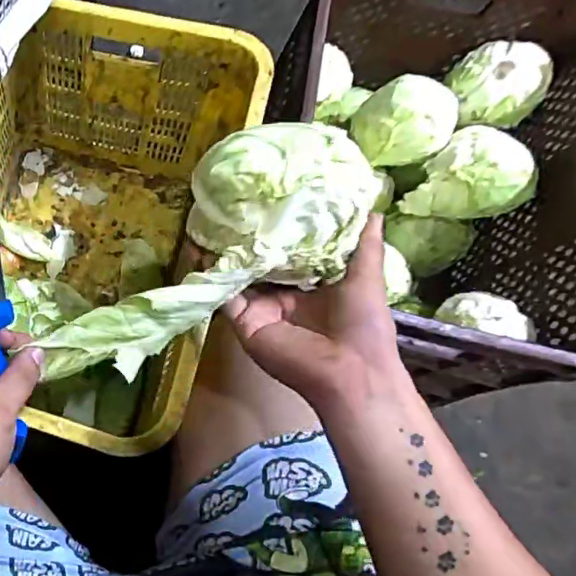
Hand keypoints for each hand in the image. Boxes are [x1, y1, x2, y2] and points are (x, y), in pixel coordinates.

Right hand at [221, 214, 402, 399]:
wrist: (350, 371)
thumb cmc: (363, 324)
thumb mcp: (367, 277)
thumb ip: (364, 245)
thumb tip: (373, 209)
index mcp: (310, 288)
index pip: (288, 256)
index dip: (279, 233)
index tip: (268, 205)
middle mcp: (282, 299)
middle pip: (259, 266)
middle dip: (247, 242)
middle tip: (233, 209)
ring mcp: (261, 311)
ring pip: (238, 279)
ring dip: (225, 256)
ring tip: (209, 224)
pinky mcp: (246, 322)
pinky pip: (226, 297)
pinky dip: (214, 277)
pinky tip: (202, 253)